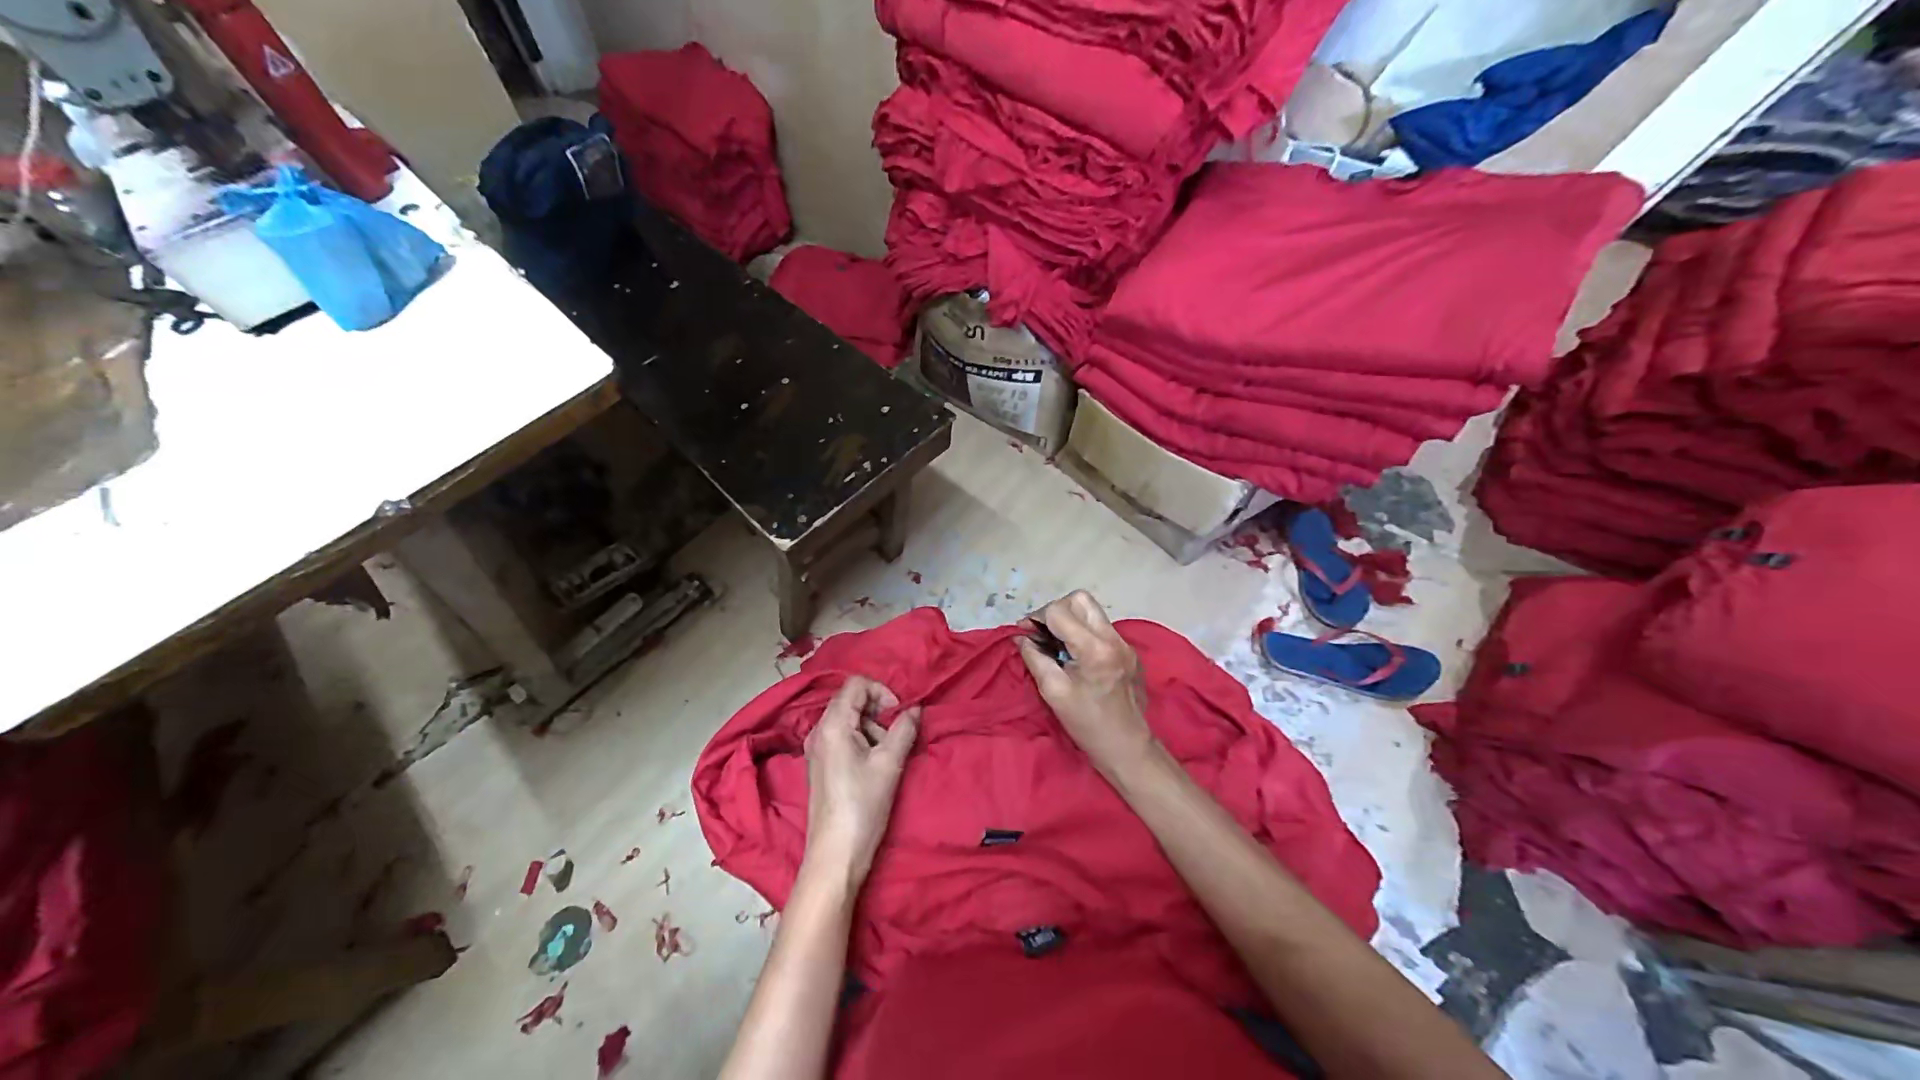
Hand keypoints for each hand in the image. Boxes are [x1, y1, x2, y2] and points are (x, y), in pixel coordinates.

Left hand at [802, 676, 919, 887]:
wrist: (835, 855)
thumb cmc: (863, 806)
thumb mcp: (890, 763)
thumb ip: (904, 729)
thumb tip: (915, 709)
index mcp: (832, 724)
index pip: (856, 684)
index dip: (882, 691)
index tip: (899, 716)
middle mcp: (818, 730)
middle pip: (851, 700)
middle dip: (878, 712)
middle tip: (896, 737)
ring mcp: (816, 748)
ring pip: (849, 720)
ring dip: (873, 729)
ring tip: (888, 758)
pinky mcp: (820, 765)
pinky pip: (843, 738)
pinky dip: (862, 742)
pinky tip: (875, 767)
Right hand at [1016, 591, 1155, 777]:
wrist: (1127, 745)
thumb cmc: (1086, 723)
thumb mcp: (1053, 691)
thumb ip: (1034, 658)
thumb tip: (1021, 637)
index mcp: (1094, 648)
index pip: (1059, 611)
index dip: (1037, 618)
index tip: (1027, 634)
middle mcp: (1113, 638)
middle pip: (1080, 599)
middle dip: (1056, 611)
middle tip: (1044, 634)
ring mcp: (1125, 643)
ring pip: (1092, 611)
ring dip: (1071, 620)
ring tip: (1059, 645)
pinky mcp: (1130, 651)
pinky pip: (1102, 628)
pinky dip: (1084, 633)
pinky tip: (1078, 657)